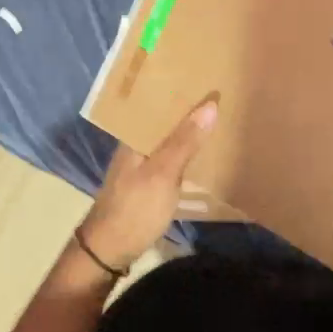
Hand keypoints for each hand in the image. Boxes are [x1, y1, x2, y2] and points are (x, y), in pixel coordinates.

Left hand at [79, 96, 217, 270]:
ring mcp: (141, 165)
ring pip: (170, 140)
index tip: (211, 79)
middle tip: (224, 98)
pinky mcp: (148, 183)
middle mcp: (136, 145)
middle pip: (166, 121)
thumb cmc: (134, 209)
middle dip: (191, 111)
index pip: (160, 102)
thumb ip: (185, 140)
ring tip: (221, 120)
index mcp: (134, 135)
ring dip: (190, 133)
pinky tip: (205, 155)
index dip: (183, 91)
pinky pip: (171, 159)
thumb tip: (210, 104)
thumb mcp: (163, 173)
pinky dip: (187, 154)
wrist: (108, 252)